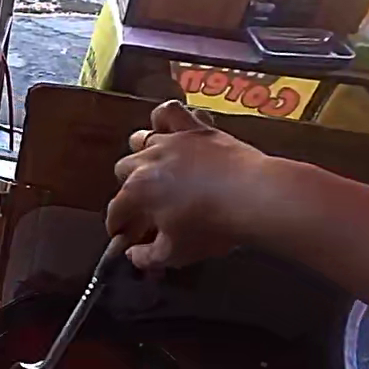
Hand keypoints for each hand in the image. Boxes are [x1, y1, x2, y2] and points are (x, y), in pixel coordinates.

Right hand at [109, 101, 273, 270]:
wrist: (252, 196)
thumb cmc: (212, 227)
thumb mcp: (175, 253)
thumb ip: (147, 257)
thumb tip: (133, 257)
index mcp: (137, 192)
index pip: (116, 210)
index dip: (117, 225)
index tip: (123, 234)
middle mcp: (147, 161)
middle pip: (123, 170)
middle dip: (128, 188)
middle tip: (145, 206)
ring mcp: (171, 140)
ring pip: (141, 139)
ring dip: (142, 154)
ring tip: (155, 168)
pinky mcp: (194, 128)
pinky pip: (170, 111)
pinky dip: (165, 118)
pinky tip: (170, 129)